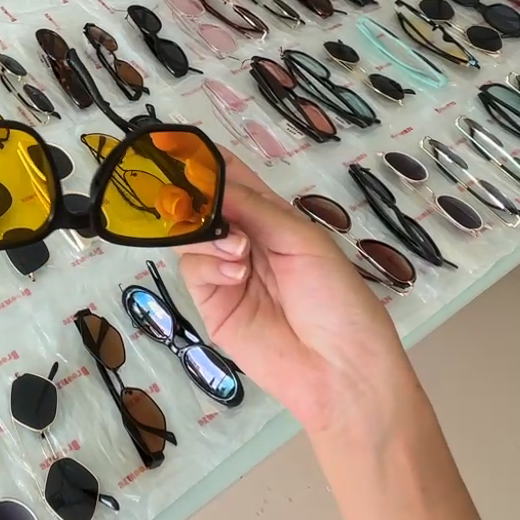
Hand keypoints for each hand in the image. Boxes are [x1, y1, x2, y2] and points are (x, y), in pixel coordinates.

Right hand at [178, 151, 413, 433]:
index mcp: (270, 216)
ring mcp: (222, 269)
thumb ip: (253, 208)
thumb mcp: (303, 240)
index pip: (230, 179)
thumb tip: (207, 183)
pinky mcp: (210, 300)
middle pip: (201, 205)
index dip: (205, 162)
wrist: (341, 371)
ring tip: (237, 250)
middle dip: (193, 196)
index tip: (178, 147)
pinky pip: (193, 268)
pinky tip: (235, 273)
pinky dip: (209, 264)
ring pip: (190, 235)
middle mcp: (241, 237)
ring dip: (207, 234)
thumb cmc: (337, 298)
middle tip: (189, 195)